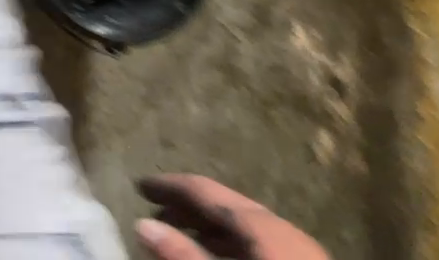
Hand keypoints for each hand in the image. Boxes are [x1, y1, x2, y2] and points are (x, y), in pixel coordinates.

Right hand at [135, 176, 331, 259]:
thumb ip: (184, 256)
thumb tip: (142, 224)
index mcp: (262, 226)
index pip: (205, 190)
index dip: (169, 186)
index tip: (138, 186)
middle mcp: (282, 230)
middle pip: (225, 206)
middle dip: (187, 208)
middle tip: (153, 213)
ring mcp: (300, 252)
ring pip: (243, 228)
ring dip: (207, 229)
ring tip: (179, 239)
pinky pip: (259, 247)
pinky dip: (229, 247)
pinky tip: (216, 259)